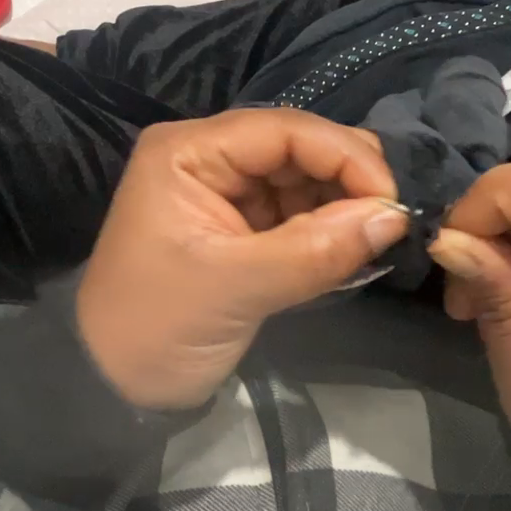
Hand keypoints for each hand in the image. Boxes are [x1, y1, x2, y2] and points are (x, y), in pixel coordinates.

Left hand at [77, 109, 412, 410]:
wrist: (115, 381)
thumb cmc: (158, 325)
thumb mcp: (235, 287)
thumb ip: (315, 248)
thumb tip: (395, 217)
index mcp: (188, 151)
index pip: (282, 129)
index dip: (344, 156)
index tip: (393, 201)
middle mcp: (204, 156)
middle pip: (295, 146)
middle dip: (346, 178)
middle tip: (394, 220)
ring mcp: (220, 189)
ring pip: (299, 177)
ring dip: (341, 203)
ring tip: (378, 237)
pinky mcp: (235, 224)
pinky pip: (292, 210)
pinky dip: (325, 226)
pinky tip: (352, 247)